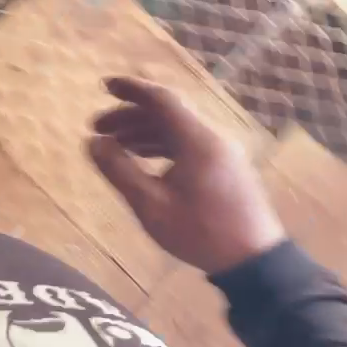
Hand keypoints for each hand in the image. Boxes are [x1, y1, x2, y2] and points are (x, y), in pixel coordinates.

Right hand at [88, 77, 285, 273]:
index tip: (104, 86)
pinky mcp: (224, 167)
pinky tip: (140, 157)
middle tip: (97, 127)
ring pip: (177, 129)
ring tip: (113, 144)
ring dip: (142, 131)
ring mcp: (221, 153)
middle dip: (129, 115)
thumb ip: (119, 170)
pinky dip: (159, 144)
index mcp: (197, 141)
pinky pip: (187, 143)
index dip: (131, 89)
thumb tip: (93, 143)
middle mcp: (212, 138)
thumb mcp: (150, 204)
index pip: (161, 100)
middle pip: (167, 113)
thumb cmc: (199, 231)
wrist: (253, 261)